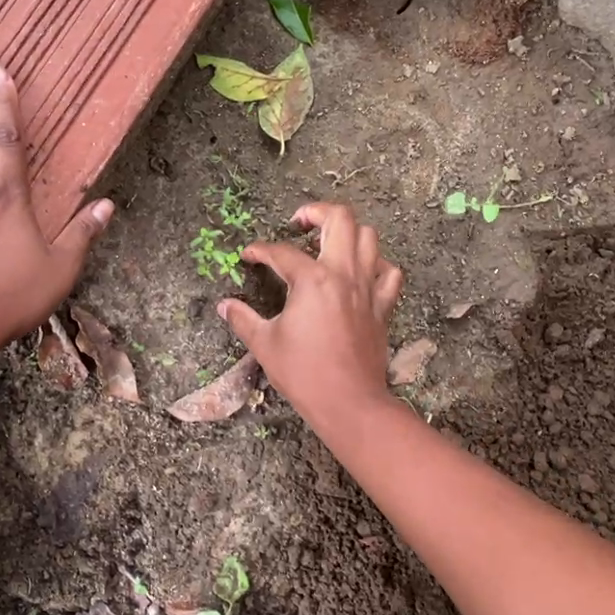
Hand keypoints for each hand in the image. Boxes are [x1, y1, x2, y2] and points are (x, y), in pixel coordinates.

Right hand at [218, 202, 402, 418]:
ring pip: (369, 237)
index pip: (281, 252)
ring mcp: (367, 288)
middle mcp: (343, 274)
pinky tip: (361, 270)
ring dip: (348, 231)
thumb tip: (225, 306)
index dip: (260, 250)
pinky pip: (389, 272)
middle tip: (298, 224)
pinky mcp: (382, 306)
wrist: (349, 402)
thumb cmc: (304, 373)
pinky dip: (376, 264)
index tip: (249, 255)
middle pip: (340, 219)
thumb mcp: (265, 344)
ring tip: (328, 241)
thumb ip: (243, 319)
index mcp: (312, 280)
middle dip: (316, 212)